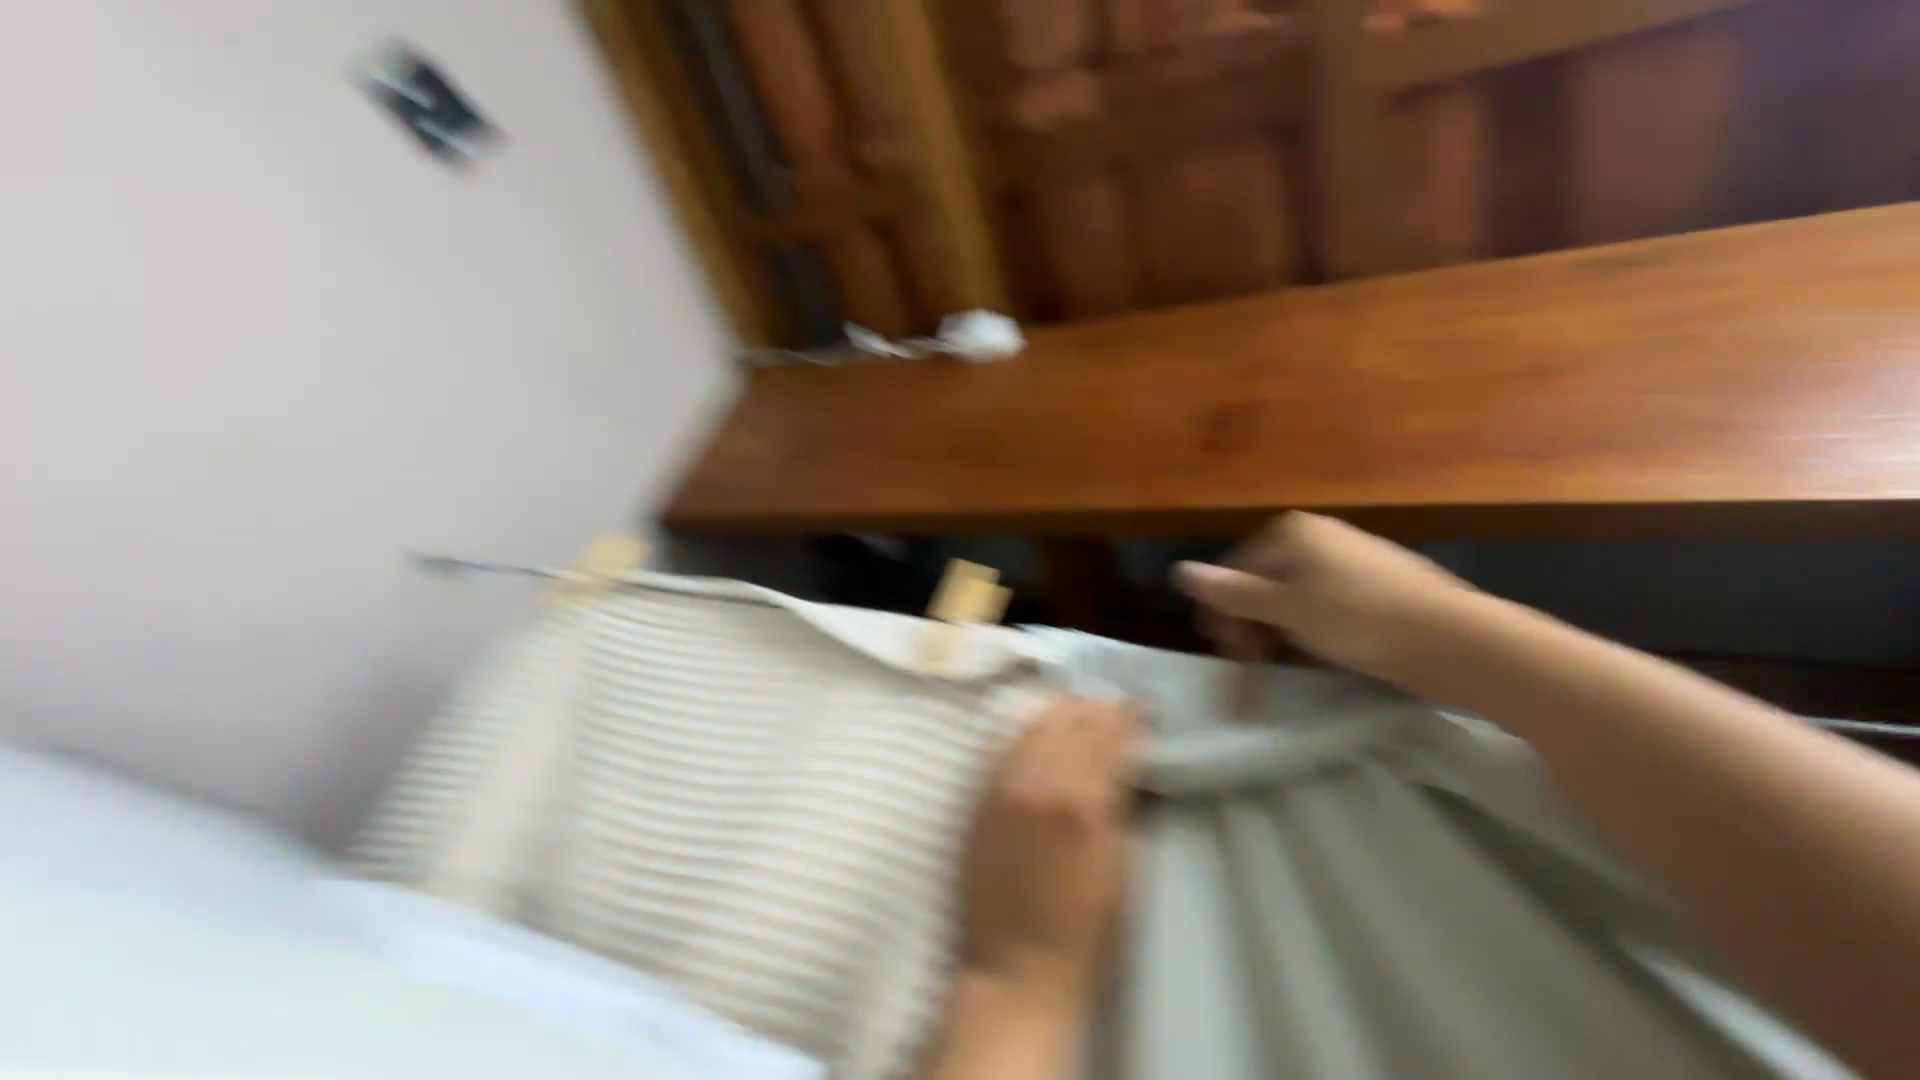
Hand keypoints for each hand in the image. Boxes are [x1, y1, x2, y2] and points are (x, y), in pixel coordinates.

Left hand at [957, 699, 1143, 1000]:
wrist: (1012, 973)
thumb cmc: (1083, 934)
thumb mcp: (1121, 868)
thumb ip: (1122, 806)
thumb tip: (1129, 762)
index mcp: (1080, 801)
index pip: (1109, 732)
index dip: (1131, 718)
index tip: (1145, 715)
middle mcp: (1035, 781)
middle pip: (1070, 716)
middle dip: (1099, 709)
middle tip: (1117, 714)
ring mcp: (997, 786)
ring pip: (1032, 722)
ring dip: (1062, 714)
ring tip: (1082, 718)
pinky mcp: (972, 799)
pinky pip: (1000, 745)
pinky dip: (1025, 732)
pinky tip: (1040, 736)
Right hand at [1174, 512, 1474, 684]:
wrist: (1453, 640)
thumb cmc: (1358, 617)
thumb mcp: (1286, 608)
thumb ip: (1233, 592)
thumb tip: (1179, 570)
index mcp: (1294, 533)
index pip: (1238, 569)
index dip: (1224, 612)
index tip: (1220, 651)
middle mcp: (1320, 538)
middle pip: (1266, 583)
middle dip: (1253, 627)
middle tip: (1248, 670)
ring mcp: (1351, 562)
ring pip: (1295, 599)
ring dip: (1281, 634)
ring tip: (1282, 666)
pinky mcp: (1376, 589)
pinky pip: (1325, 608)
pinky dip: (1312, 633)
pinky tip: (1322, 656)